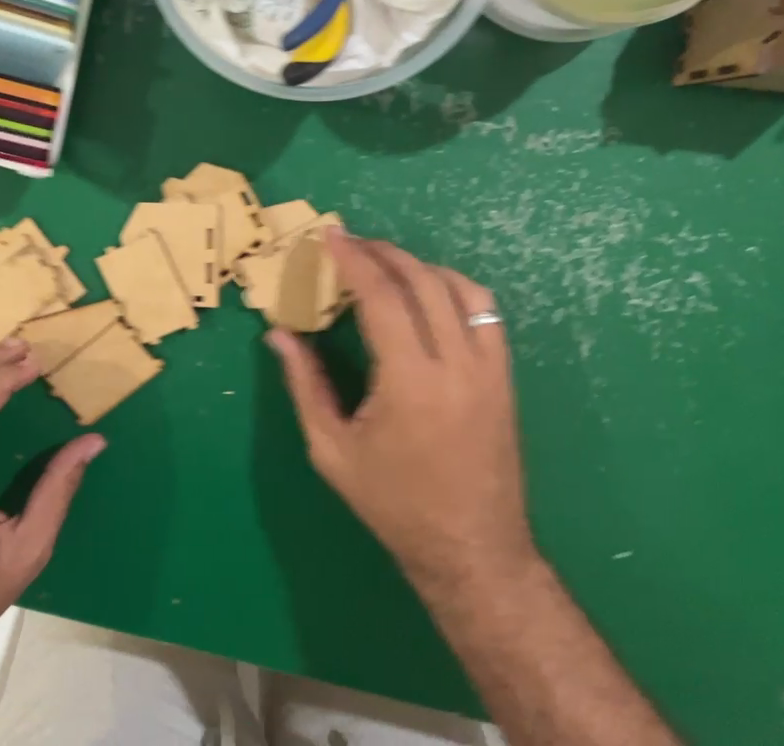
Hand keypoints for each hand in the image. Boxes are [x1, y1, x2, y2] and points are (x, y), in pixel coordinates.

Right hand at [268, 229, 534, 589]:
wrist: (471, 547)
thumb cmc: (392, 503)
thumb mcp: (331, 449)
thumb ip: (305, 384)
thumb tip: (278, 334)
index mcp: (410, 381)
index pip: (383, 297)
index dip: (354, 260)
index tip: (331, 236)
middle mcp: (457, 365)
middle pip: (424, 282)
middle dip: (384, 253)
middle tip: (350, 243)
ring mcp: (490, 370)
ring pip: (462, 289)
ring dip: (421, 265)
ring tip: (385, 262)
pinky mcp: (505, 379)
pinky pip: (487, 313)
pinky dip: (455, 288)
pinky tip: (429, 292)